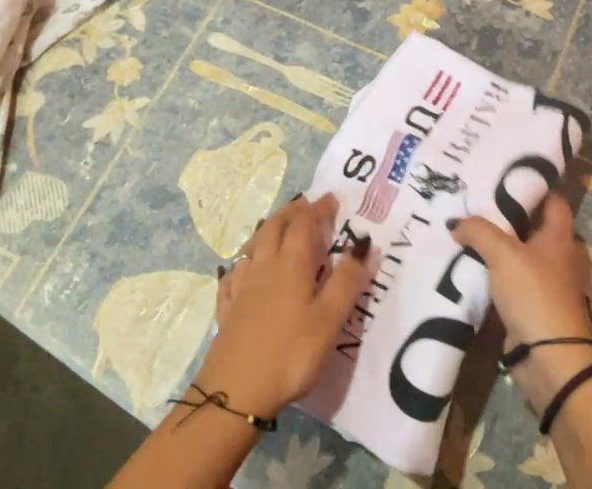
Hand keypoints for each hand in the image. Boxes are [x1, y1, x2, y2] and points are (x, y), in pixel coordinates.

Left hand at [200, 194, 372, 417]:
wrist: (235, 393)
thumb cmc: (291, 353)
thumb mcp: (329, 319)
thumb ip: (347, 281)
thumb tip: (365, 243)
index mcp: (291, 265)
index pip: (304, 225)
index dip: (318, 209)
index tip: (331, 198)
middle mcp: (264, 268)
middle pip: (274, 227)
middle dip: (291, 212)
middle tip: (305, 204)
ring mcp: (241, 288)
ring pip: (252, 246)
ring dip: (267, 229)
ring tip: (276, 227)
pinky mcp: (227, 309)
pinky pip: (233, 275)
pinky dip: (242, 263)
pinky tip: (242, 270)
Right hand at [449, 194, 591, 408]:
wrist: (552, 358)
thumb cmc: (535, 294)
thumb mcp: (503, 255)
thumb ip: (478, 232)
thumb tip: (456, 223)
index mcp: (561, 236)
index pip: (553, 200)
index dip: (533, 185)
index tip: (504, 176)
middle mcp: (560, 256)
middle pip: (534, 227)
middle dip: (508, 217)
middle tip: (476, 204)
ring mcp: (550, 284)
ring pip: (522, 257)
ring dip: (500, 249)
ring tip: (467, 234)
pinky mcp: (536, 308)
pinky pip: (514, 283)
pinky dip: (497, 277)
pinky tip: (472, 270)